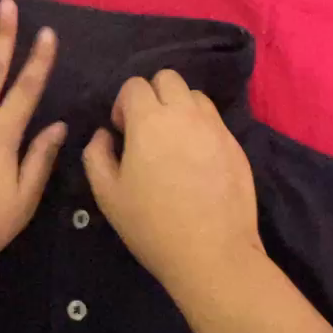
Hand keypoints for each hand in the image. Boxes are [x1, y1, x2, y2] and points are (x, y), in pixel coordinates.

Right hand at [82, 69, 263, 293]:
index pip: (135, 85)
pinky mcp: (236, 145)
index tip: (123, 133)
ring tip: (174, 143)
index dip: (124, 104)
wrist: (212, 253)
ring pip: (195, 96)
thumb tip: (104, 134)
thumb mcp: (107, 195)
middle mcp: (185, 114)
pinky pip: (214, 120)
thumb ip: (97, 155)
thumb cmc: (152, 225)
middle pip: (168, 78)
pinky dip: (201, 128)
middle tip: (147, 131)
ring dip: (179, 108)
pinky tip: (196, 162)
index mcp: (149, 121)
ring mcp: (215, 128)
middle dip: (153, 95)